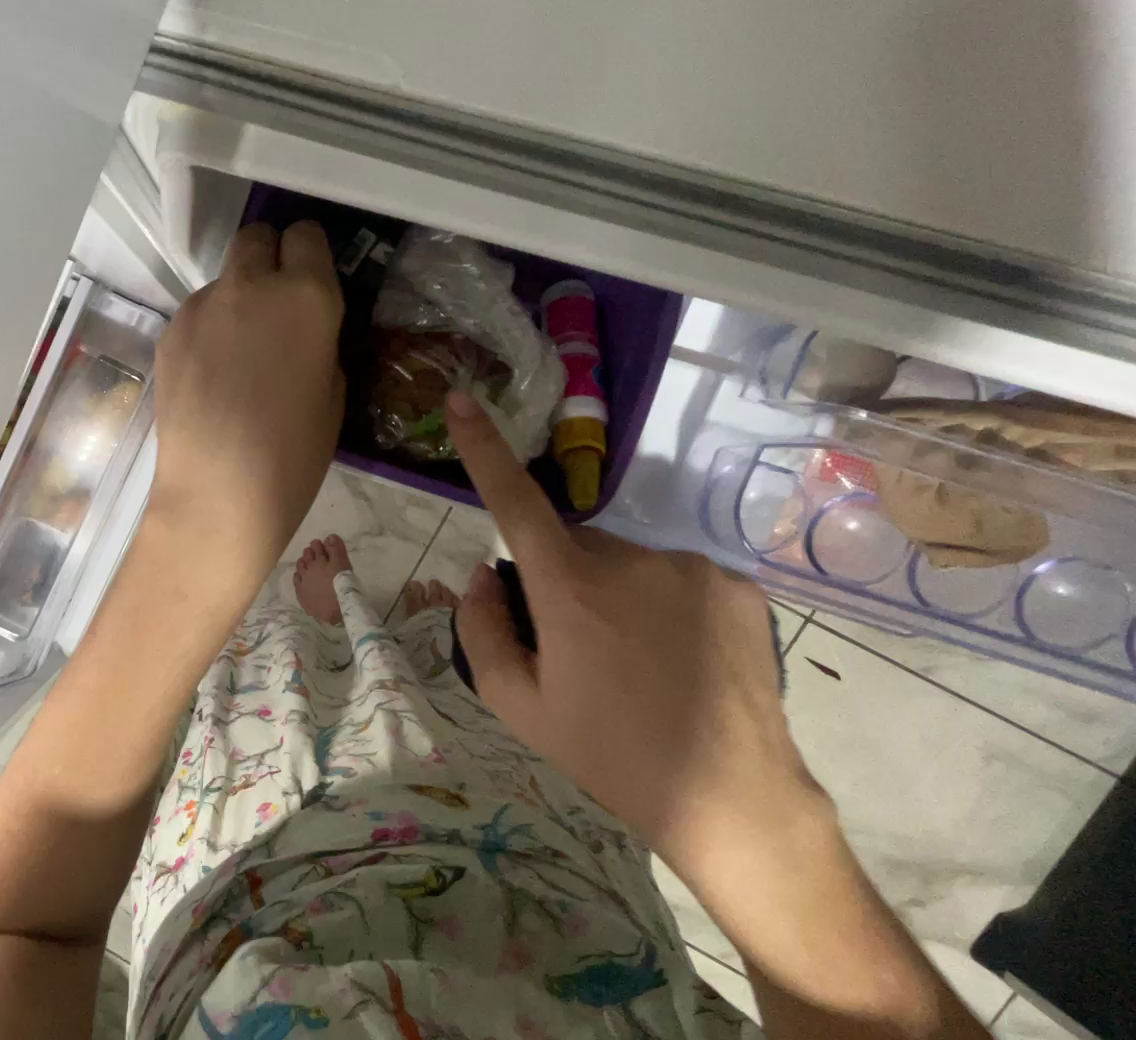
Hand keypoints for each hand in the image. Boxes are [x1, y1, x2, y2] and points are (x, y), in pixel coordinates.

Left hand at [149, 221, 345, 580]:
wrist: (217, 494)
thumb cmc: (292, 456)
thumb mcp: (333, 395)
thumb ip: (321, 344)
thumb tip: (305, 331)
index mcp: (305, 296)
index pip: (306, 235)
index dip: (308, 257)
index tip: (309, 285)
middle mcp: (250, 286)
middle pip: (255, 239)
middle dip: (268, 261)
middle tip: (273, 309)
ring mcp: (200, 307)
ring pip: (222, 281)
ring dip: (235, 302)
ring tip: (237, 361)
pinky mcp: (168, 334)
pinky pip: (196, 316)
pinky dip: (207, 333)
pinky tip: (210, 380)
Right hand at [443, 390, 830, 877]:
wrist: (730, 797)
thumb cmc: (606, 752)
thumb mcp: (516, 705)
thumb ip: (481, 628)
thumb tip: (483, 573)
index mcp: (572, 589)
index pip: (514, 502)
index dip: (483, 448)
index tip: (462, 400)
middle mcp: (633, 560)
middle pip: (571, 544)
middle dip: (559, 577)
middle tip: (572, 647)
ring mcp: (693, 568)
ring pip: (622, 561)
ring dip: (611, 591)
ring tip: (632, 661)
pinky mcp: (737, 584)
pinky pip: (672, 575)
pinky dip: (659, 602)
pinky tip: (676, 657)